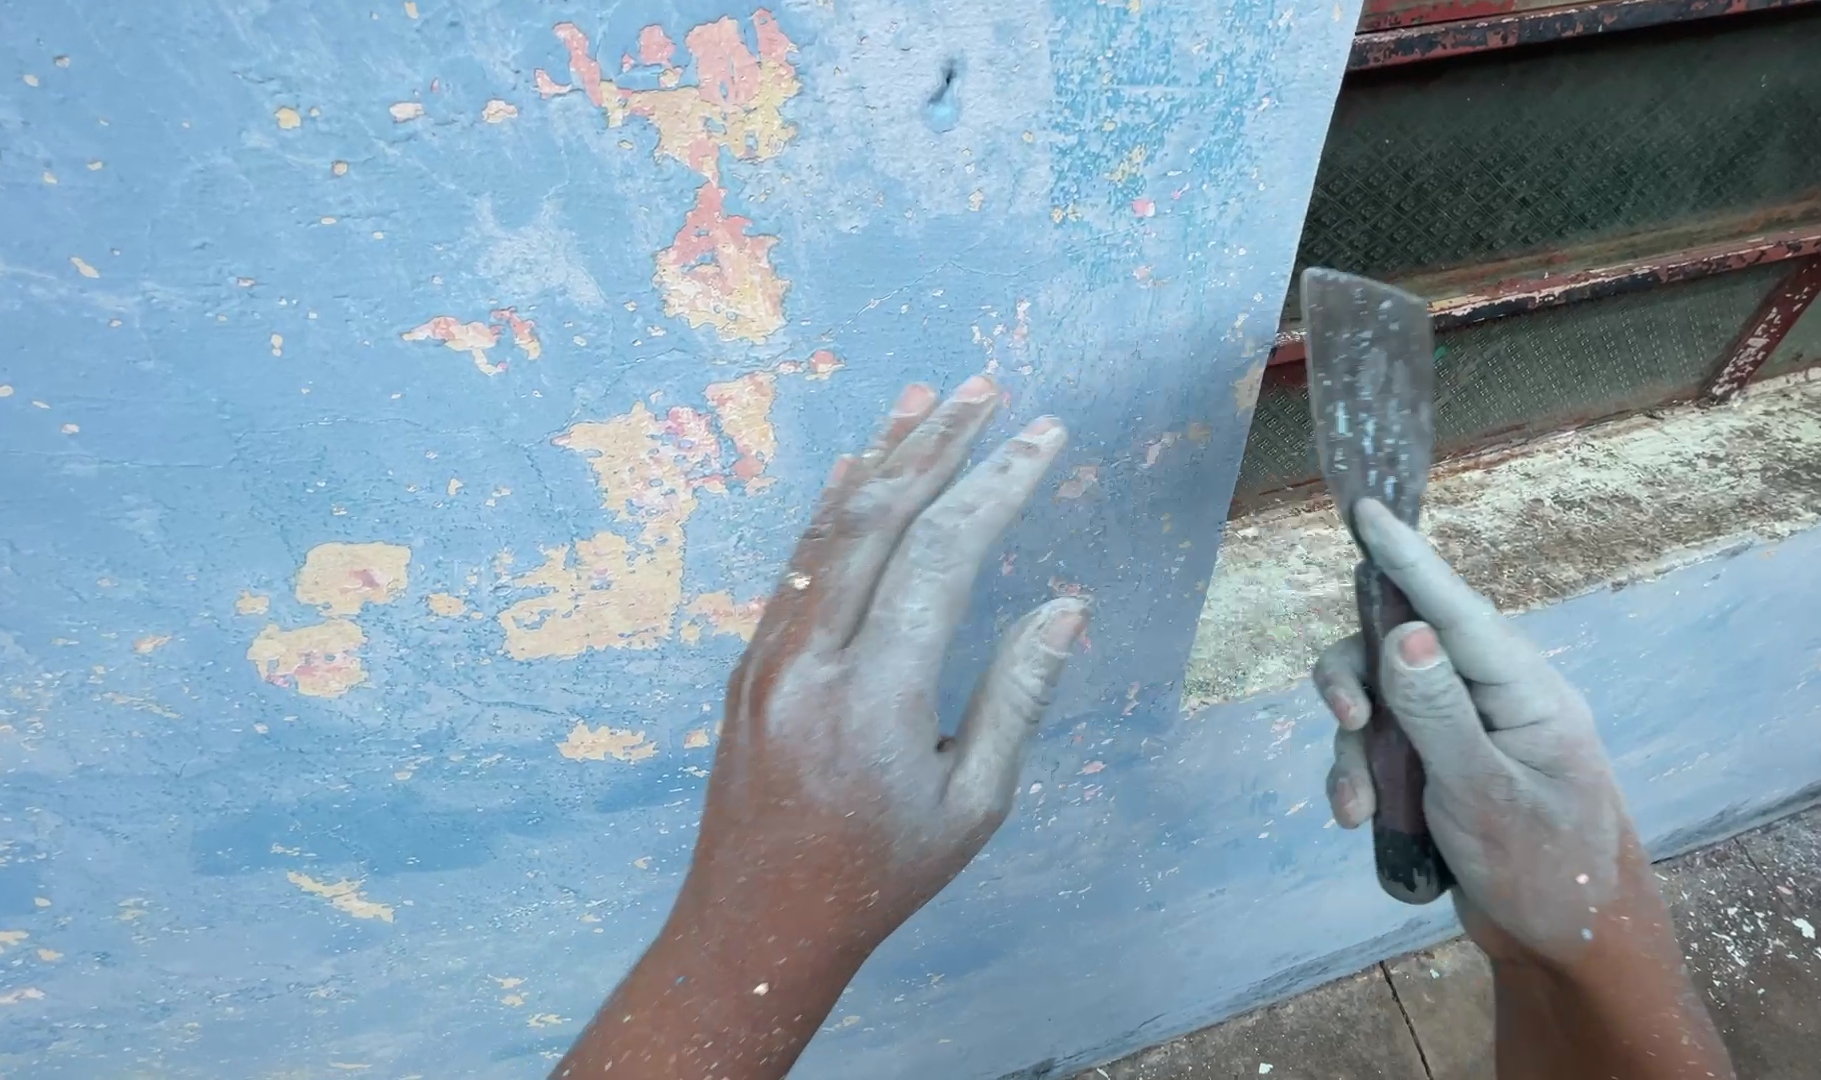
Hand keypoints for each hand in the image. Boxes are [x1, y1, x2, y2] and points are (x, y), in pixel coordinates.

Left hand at [684, 373, 1089, 946]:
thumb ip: (1019, 694)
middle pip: (882, 515)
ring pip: (833, 525)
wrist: (755, 922)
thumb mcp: (974, 804)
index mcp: (880, 694)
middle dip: (941, 440)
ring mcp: (771, 649)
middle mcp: (814, 654)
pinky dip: (834, 503)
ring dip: (885, 454)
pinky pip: (798, 560)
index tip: (1045, 435)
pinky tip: (859, 463)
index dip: (999, 482)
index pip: (947, 553)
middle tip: (988, 387)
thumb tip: (1068, 605)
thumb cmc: (881, 873)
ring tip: (929, 396)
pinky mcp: (751, 654)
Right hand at [1313, 499, 1627, 965]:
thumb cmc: (1545, 866)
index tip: (1369, 509)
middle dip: (1354, 683)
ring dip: (1351, 750)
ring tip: (1353, 805)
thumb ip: (1441, 710)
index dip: (1407, 557)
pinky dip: (1354, 776)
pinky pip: (1369, 744)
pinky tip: (1358, 817)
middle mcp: (1479, 694)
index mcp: (1520, 689)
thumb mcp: (1486, 792)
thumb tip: (1404, 631)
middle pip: (1389, 650)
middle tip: (1348, 721)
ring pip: (1369, 700)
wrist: (1558, 942)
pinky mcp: (1423, 757)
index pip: (1454, 610)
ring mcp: (1448, 726)